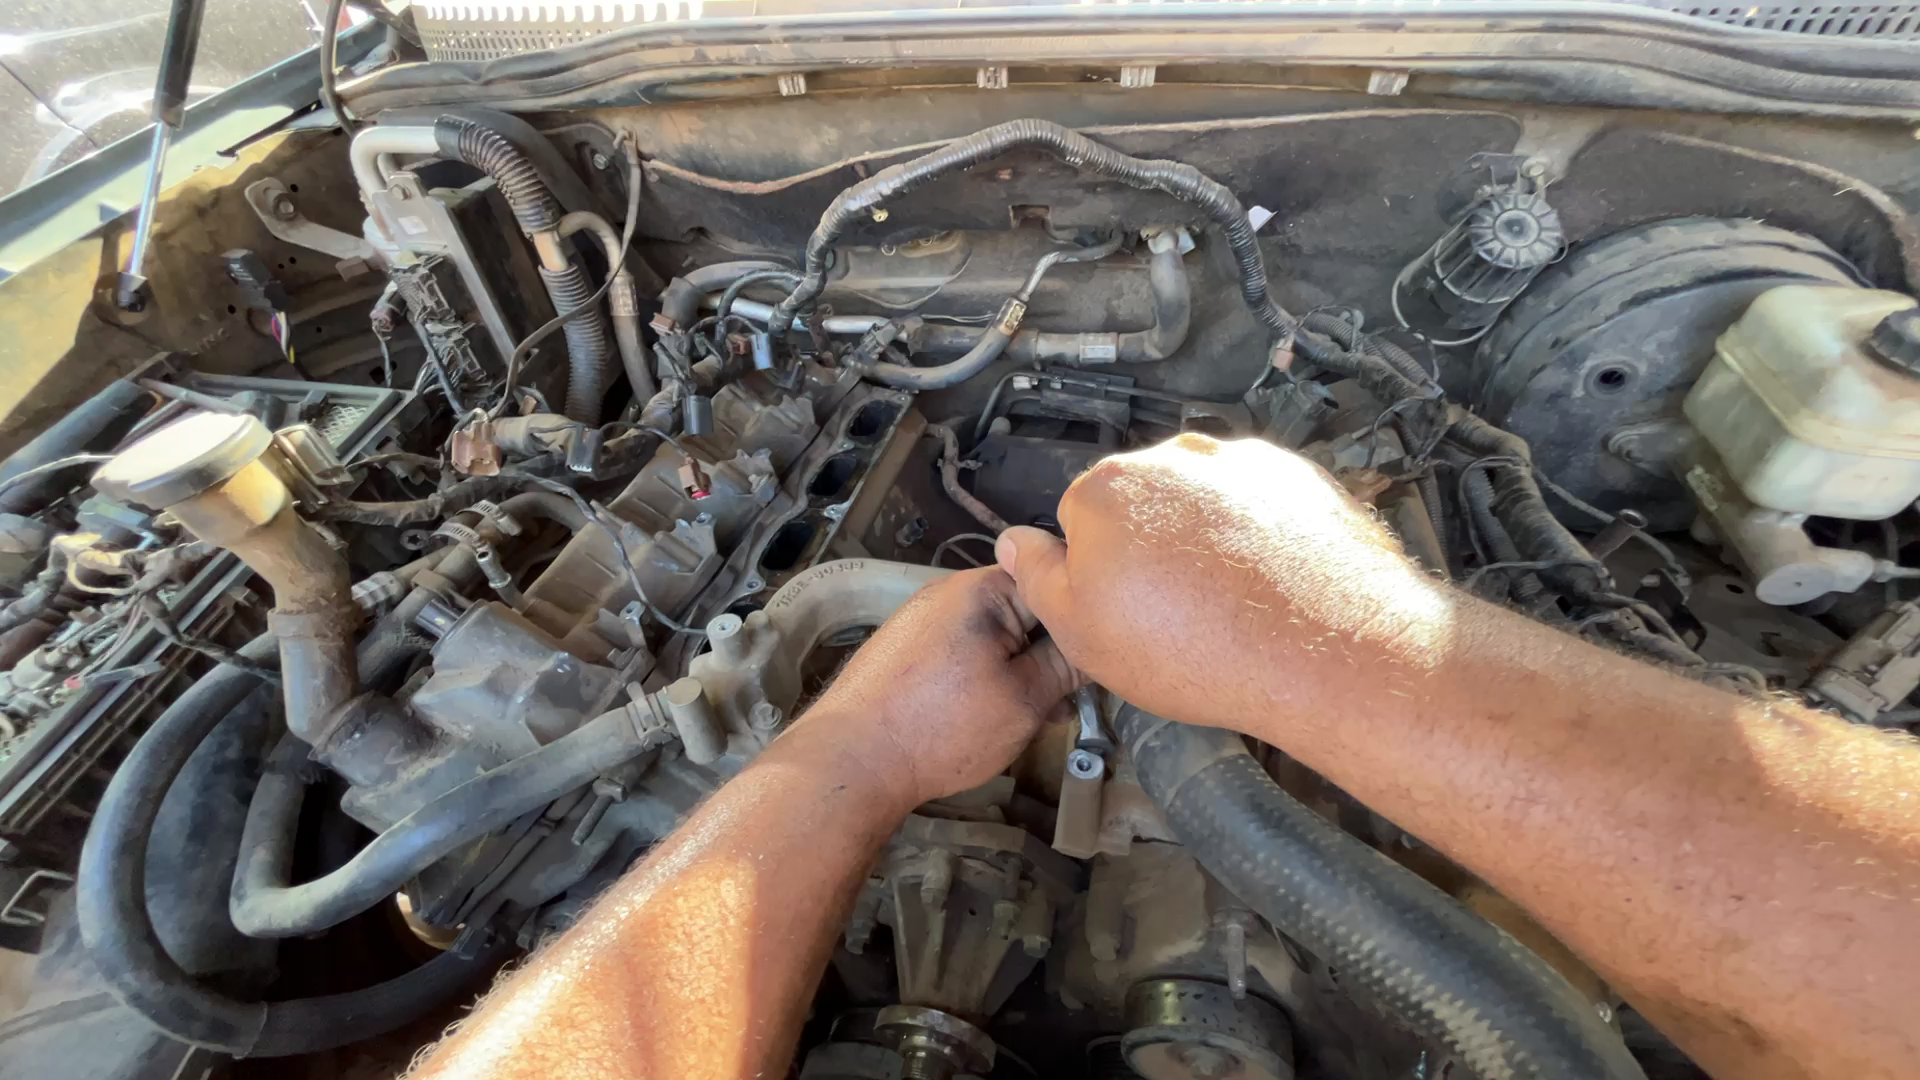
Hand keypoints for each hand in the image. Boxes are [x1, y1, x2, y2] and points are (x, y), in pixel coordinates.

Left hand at [794, 567, 1080, 807]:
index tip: (1099, 660)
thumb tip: (1095, 641)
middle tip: (1067, 705)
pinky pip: (964, 650)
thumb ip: (1067, 665)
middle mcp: (949, 590)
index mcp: (982, 586)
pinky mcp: (907, 646)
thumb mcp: (1023, 699)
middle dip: (1049, 654)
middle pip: (1023, 609)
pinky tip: (990, 715)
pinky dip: (986, 676)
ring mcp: (924, 617)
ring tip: (1033, 719)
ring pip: (995, 635)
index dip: (1080, 620)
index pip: (1053, 582)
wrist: (850, 760)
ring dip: (1019, 670)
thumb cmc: (943, 725)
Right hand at [994, 434, 1432, 728]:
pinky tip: (1264, 582)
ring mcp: (1239, 462)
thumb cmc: (1197, 648)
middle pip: (1138, 503)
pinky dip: (1251, 532)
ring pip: (1195, 501)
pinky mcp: (1296, 477)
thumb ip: (1035, 576)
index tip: (1123, 604)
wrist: (1329, 654)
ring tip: (1224, 601)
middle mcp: (1171, 458)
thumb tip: (1012, 542)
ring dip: (1197, 538)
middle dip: (1144, 545)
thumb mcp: (1081, 632)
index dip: (1096, 569)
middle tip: (1174, 609)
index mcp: (1106, 489)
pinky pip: (1251, 502)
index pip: (1078, 519)